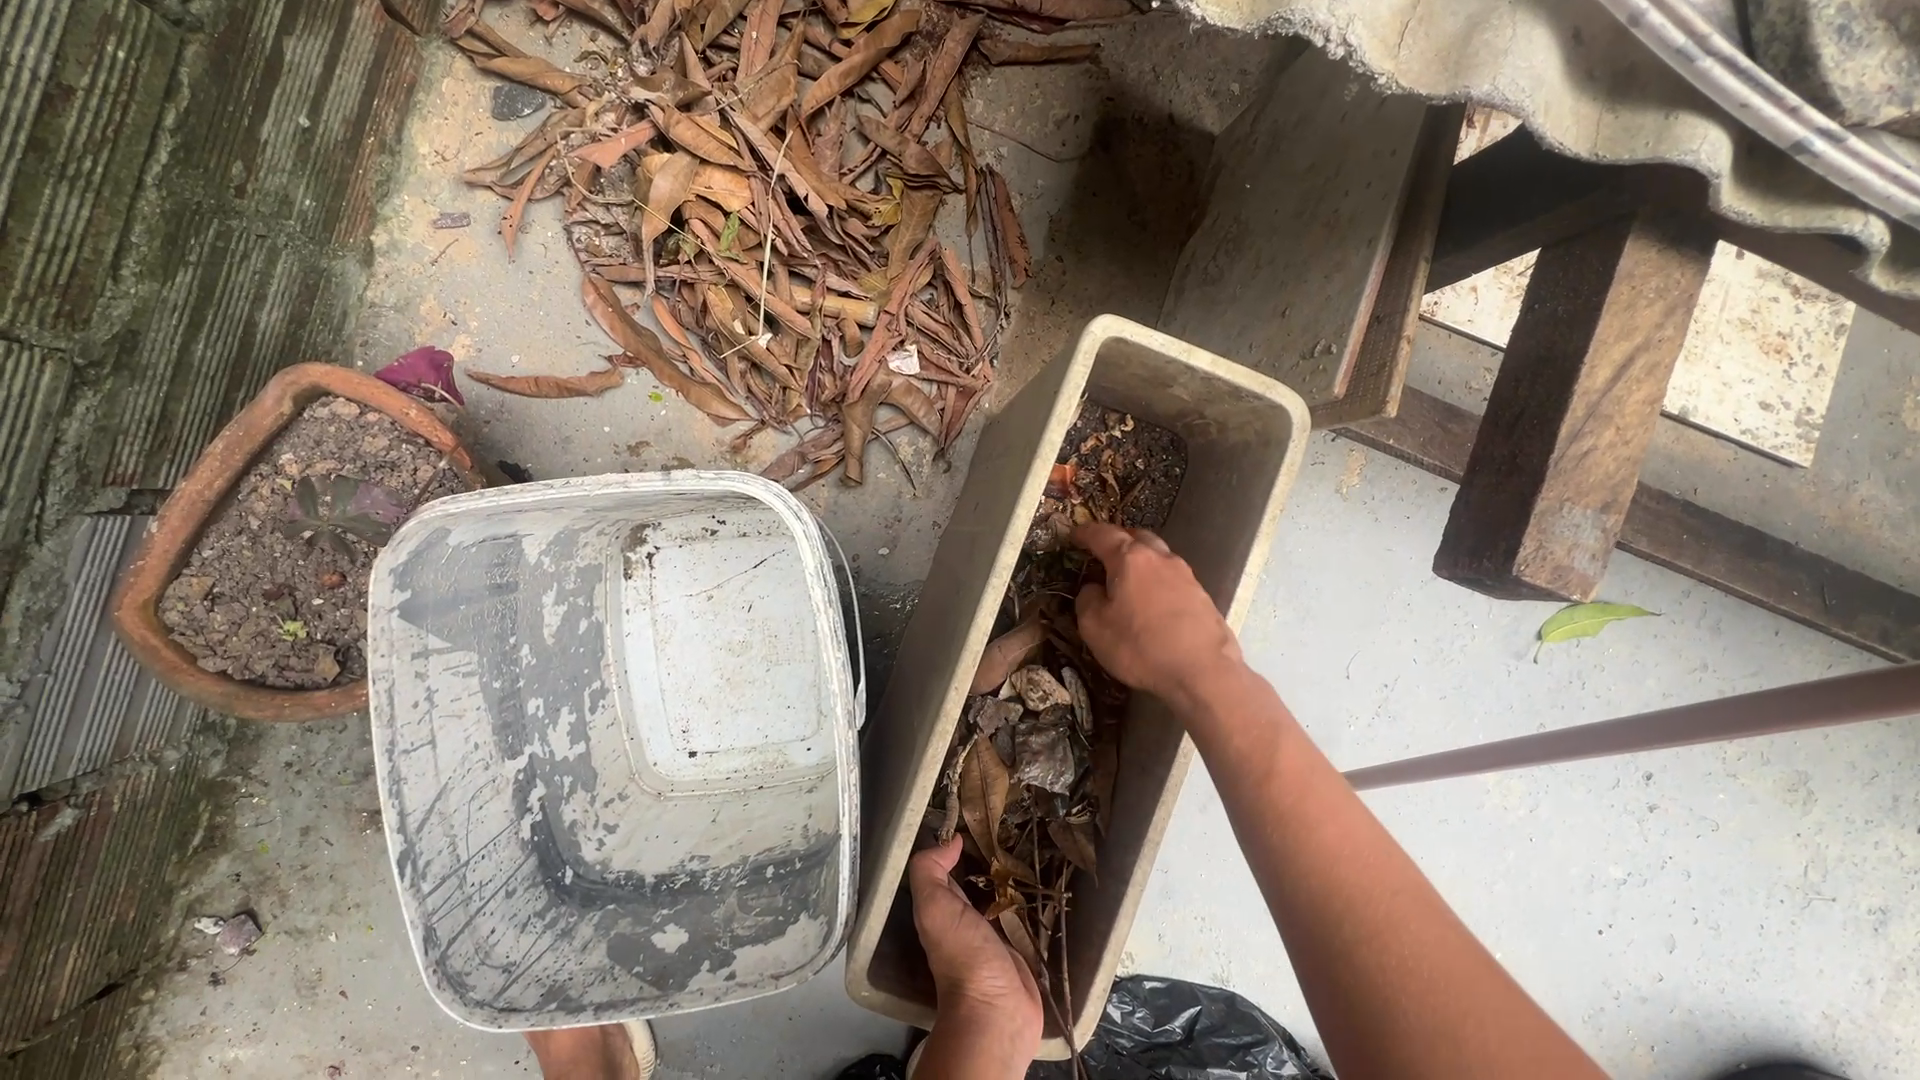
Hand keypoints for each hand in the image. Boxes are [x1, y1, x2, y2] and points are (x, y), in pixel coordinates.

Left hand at [908, 838, 1042, 1063]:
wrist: (997, 1012)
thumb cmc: (963, 957)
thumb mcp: (934, 908)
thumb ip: (929, 871)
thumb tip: (948, 840)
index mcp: (943, 907)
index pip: (947, 866)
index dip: (957, 842)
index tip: (981, 814)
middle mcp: (967, 917)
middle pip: (978, 878)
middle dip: (991, 855)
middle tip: (1015, 827)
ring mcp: (996, 932)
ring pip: (1003, 893)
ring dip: (1015, 875)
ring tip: (1036, 845)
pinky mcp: (1022, 946)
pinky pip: (1027, 914)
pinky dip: (1034, 899)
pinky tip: (1048, 881)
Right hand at [1073, 523, 1243, 708]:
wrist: (1204, 671)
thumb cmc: (1141, 647)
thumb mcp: (1095, 628)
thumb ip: (1087, 600)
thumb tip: (1093, 588)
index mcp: (1130, 559)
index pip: (1103, 535)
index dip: (1085, 533)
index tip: (1074, 534)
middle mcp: (1160, 558)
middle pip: (1136, 537)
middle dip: (1117, 539)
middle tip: (1102, 550)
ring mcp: (1185, 575)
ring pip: (1158, 556)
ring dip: (1140, 559)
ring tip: (1127, 575)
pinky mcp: (1201, 595)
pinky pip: (1172, 577)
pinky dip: (1157, 579)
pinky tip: (1152, 598)